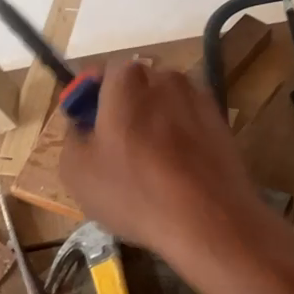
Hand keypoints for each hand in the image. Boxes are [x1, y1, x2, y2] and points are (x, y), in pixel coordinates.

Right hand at [59, 60, 271, 264]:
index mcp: (127, 81)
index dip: (92, 98)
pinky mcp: (221, 122)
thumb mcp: (77, 172)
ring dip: (155, 123)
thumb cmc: (135, 192)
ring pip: (166, 103)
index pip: (103, 73)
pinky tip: (176, 172)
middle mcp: (165, 77)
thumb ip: (72, 137)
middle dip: (125, 108)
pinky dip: (181, 138)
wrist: (210, 220)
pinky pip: (189, 122)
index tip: (88, 126)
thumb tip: (80, 125)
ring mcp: (198, 98)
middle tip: (116, 148)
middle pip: (137, 86)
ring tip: (150, 165)